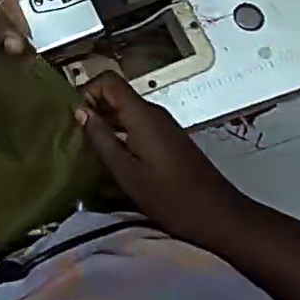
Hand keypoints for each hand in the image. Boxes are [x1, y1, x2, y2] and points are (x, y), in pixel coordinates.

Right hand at [76, 72, 252, 250]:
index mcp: (142, 115)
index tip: (77, 118)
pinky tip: (117, 159)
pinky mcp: (170, 139)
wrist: (222, 219)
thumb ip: (101, 139)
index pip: (108, 80)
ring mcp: (164, 125)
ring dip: (107, 122)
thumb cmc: (172, 198)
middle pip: (116, 93)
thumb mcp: (128, 173)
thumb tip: (80, 111)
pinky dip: (121, 133)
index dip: (88, 91)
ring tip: (94, 149)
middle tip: (80, 136)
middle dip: (94, 108)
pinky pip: (138, 123)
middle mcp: (154, 112)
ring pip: (126, 110)